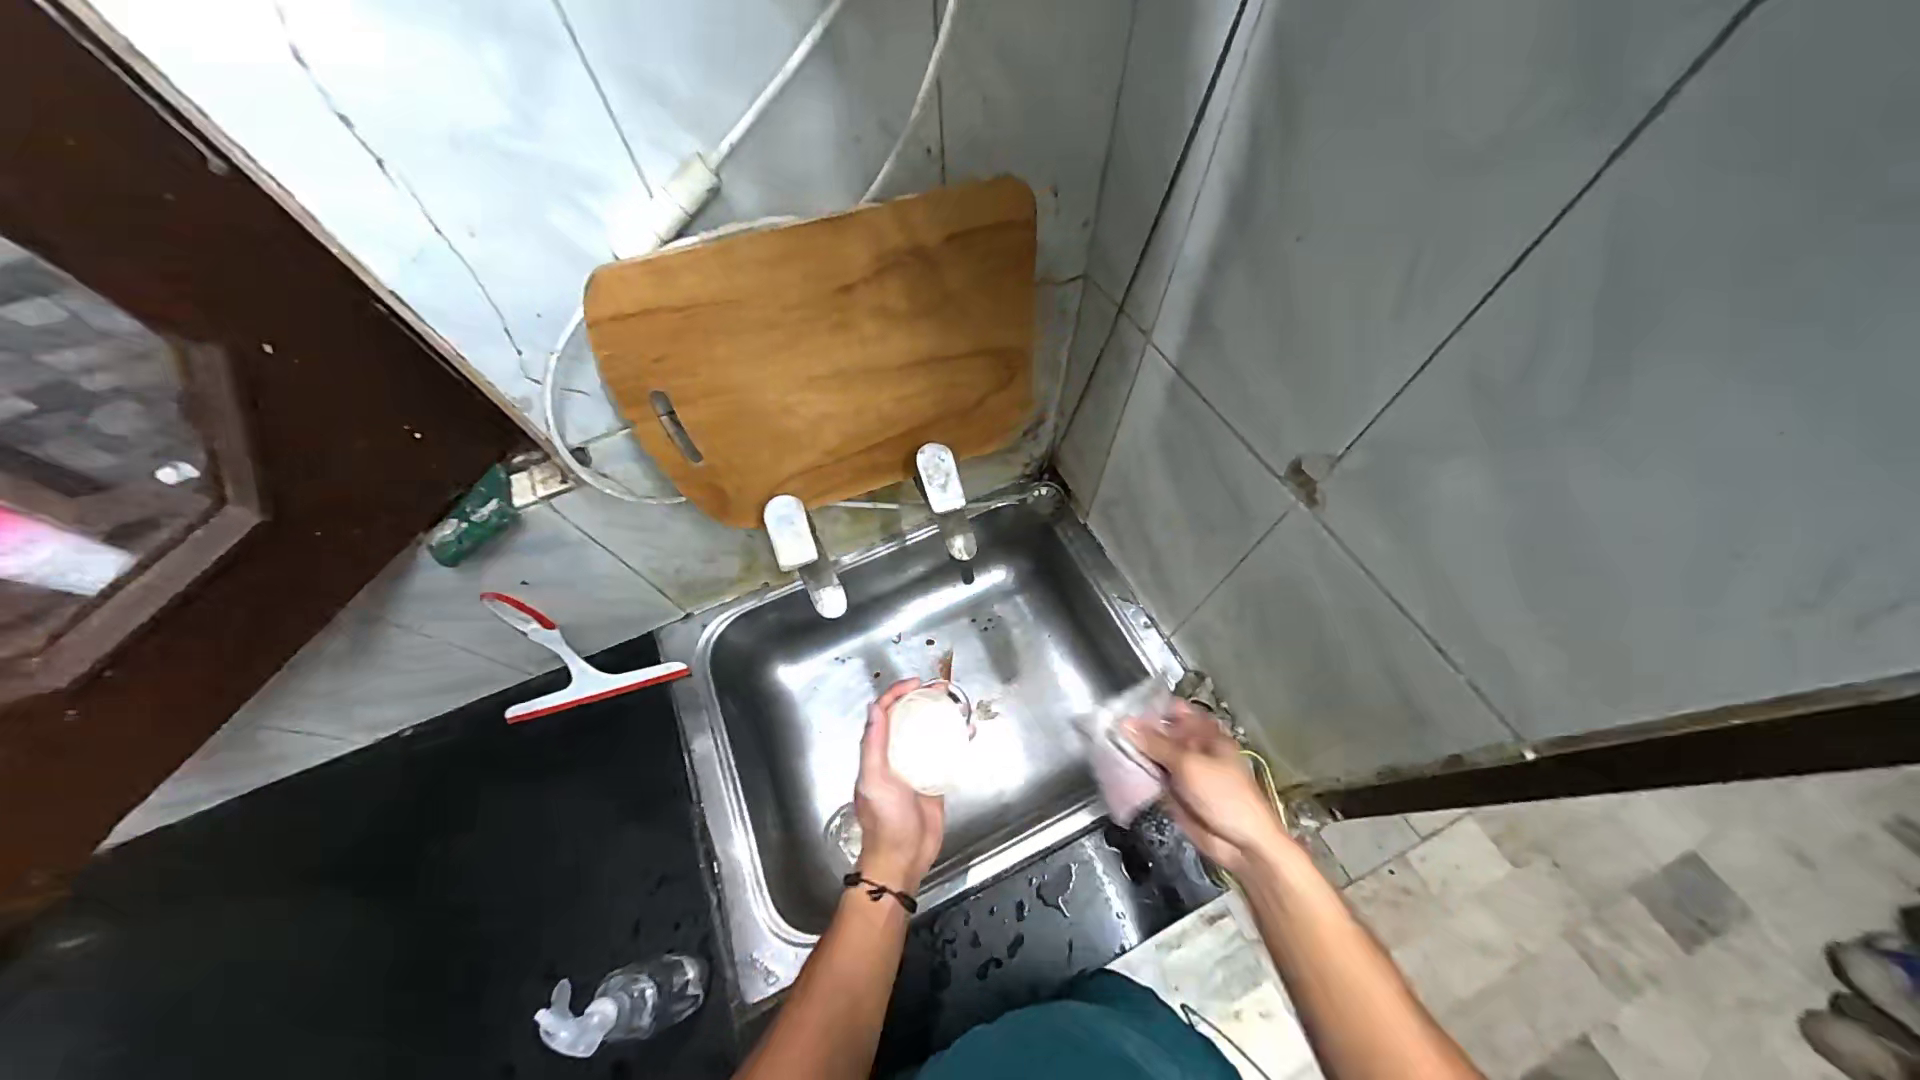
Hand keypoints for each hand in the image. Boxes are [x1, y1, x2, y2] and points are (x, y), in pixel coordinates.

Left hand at [854, 679, 946, 892]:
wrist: (904, 858)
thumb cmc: (884, 822)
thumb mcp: (874, 780)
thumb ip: (873, 745)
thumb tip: (875, 709)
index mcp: (877, 752)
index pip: (884, 713)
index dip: (897, 693)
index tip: (916, 683)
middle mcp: (895, 754)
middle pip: (908, 717)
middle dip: (923, 698)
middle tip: (942, 688)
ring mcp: (915, 766)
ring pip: (927, 731)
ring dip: (940, 715)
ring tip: (956, 703)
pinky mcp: (934, 779)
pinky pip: (945, 753)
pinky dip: (955, 740)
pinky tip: (967, 732)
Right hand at [1124, 701, 1291, 873]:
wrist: (1241, 844)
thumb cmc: (1223, 795)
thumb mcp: (1189, 764)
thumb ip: (1155, 744)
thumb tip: (1125, 723)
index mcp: (1207, 735)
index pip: (1178, 711)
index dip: (1154, 706)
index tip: (1126, 704)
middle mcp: (1195, 750)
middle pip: (1163, 733)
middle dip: (1140, 729)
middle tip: (1109, 722)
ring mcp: (1184, 772)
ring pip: (1155, 755)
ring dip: (1136, 751)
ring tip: (1107, 741)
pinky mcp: (1175, 793)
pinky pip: (1153, 778)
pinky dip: (1137, 773)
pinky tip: (1115, 765)